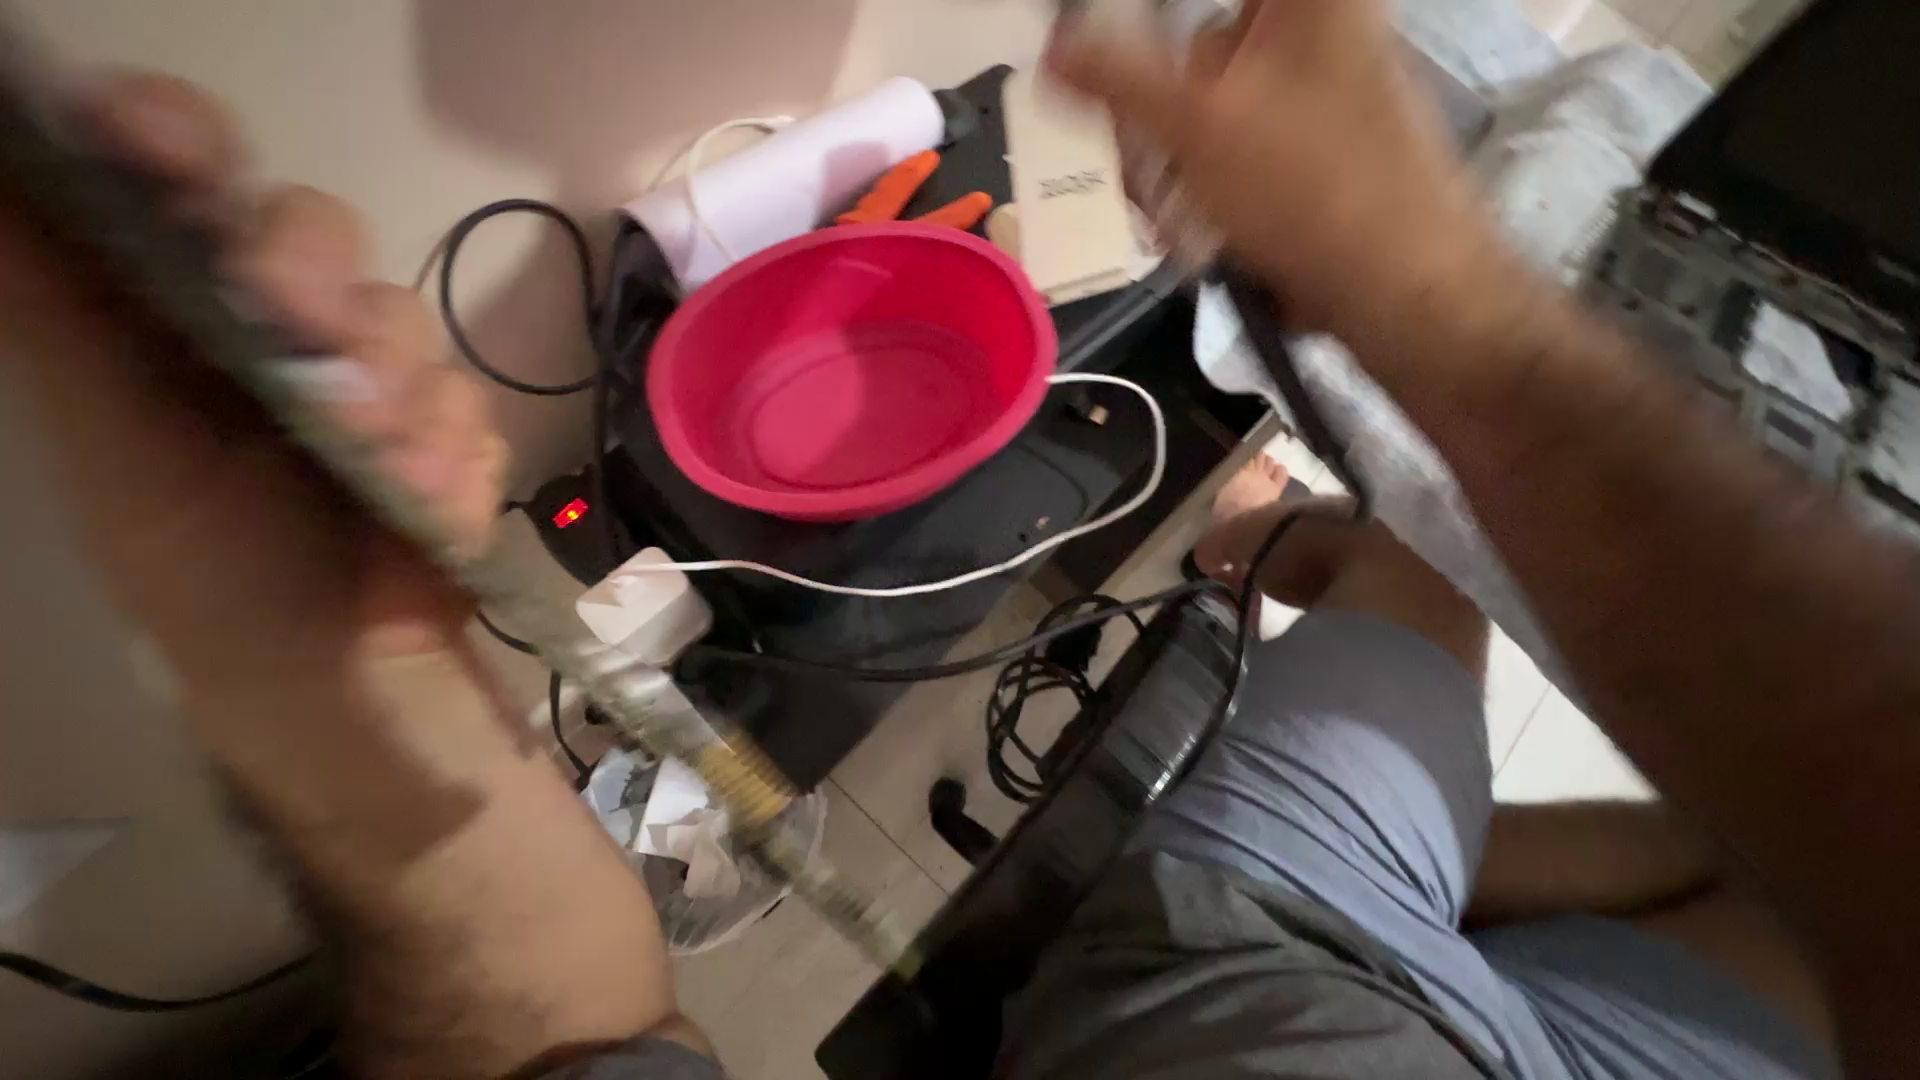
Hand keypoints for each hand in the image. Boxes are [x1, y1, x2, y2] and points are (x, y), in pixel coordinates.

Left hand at [0, 73, 505, 720]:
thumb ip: (64, 320)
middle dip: (316, 276)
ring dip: (400, 395)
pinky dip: (456, 456)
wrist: (341, 663)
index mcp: (176, 310)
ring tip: (390, 474)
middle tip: (309, 332)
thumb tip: (5, 172)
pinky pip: (473, 408)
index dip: (176, 136)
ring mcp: (380, 376)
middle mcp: (281, 324)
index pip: (174, 178)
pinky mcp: (455, 430)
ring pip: (411, 324)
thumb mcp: (116, 451)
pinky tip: (432, 505)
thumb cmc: (210, 569)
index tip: (176, 143)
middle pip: (319, 230)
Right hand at [1046, 0, 1510, 345]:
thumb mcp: (1197, 126)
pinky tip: (1188, 223)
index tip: (1092, 61)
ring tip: (1161, 209)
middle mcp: (1310, 28)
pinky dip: (1196, 182)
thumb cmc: (1310, 187)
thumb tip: (1049, 50)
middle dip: (1148, 110)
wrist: (1395, 287)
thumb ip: (1114, 79)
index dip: (1145, 29)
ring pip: (1203, 106)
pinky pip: (1226, 147)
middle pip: (1196, 45)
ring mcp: (1309, 92)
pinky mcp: (1302, 150)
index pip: (1199, 11)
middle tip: (1129, 153)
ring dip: (1166, 159)